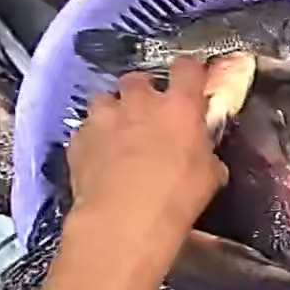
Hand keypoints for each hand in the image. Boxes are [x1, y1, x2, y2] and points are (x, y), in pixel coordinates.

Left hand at [67, 57, 226, 237]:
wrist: (125, 220)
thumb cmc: (178, 197)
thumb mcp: (210, 177)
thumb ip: (207, 156)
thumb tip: (206, 156)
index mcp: (179, 107)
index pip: (187, 69)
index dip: (190, 73)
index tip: (192, 82)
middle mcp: (139, 103)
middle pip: (138, 79)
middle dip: (144, 92)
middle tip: (150, 114)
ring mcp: (104, 118)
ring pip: (105, 100)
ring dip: (114, 112)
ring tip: (120, 134)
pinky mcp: (78, 139)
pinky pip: (87, 130)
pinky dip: (94, 139)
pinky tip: (100, 160)